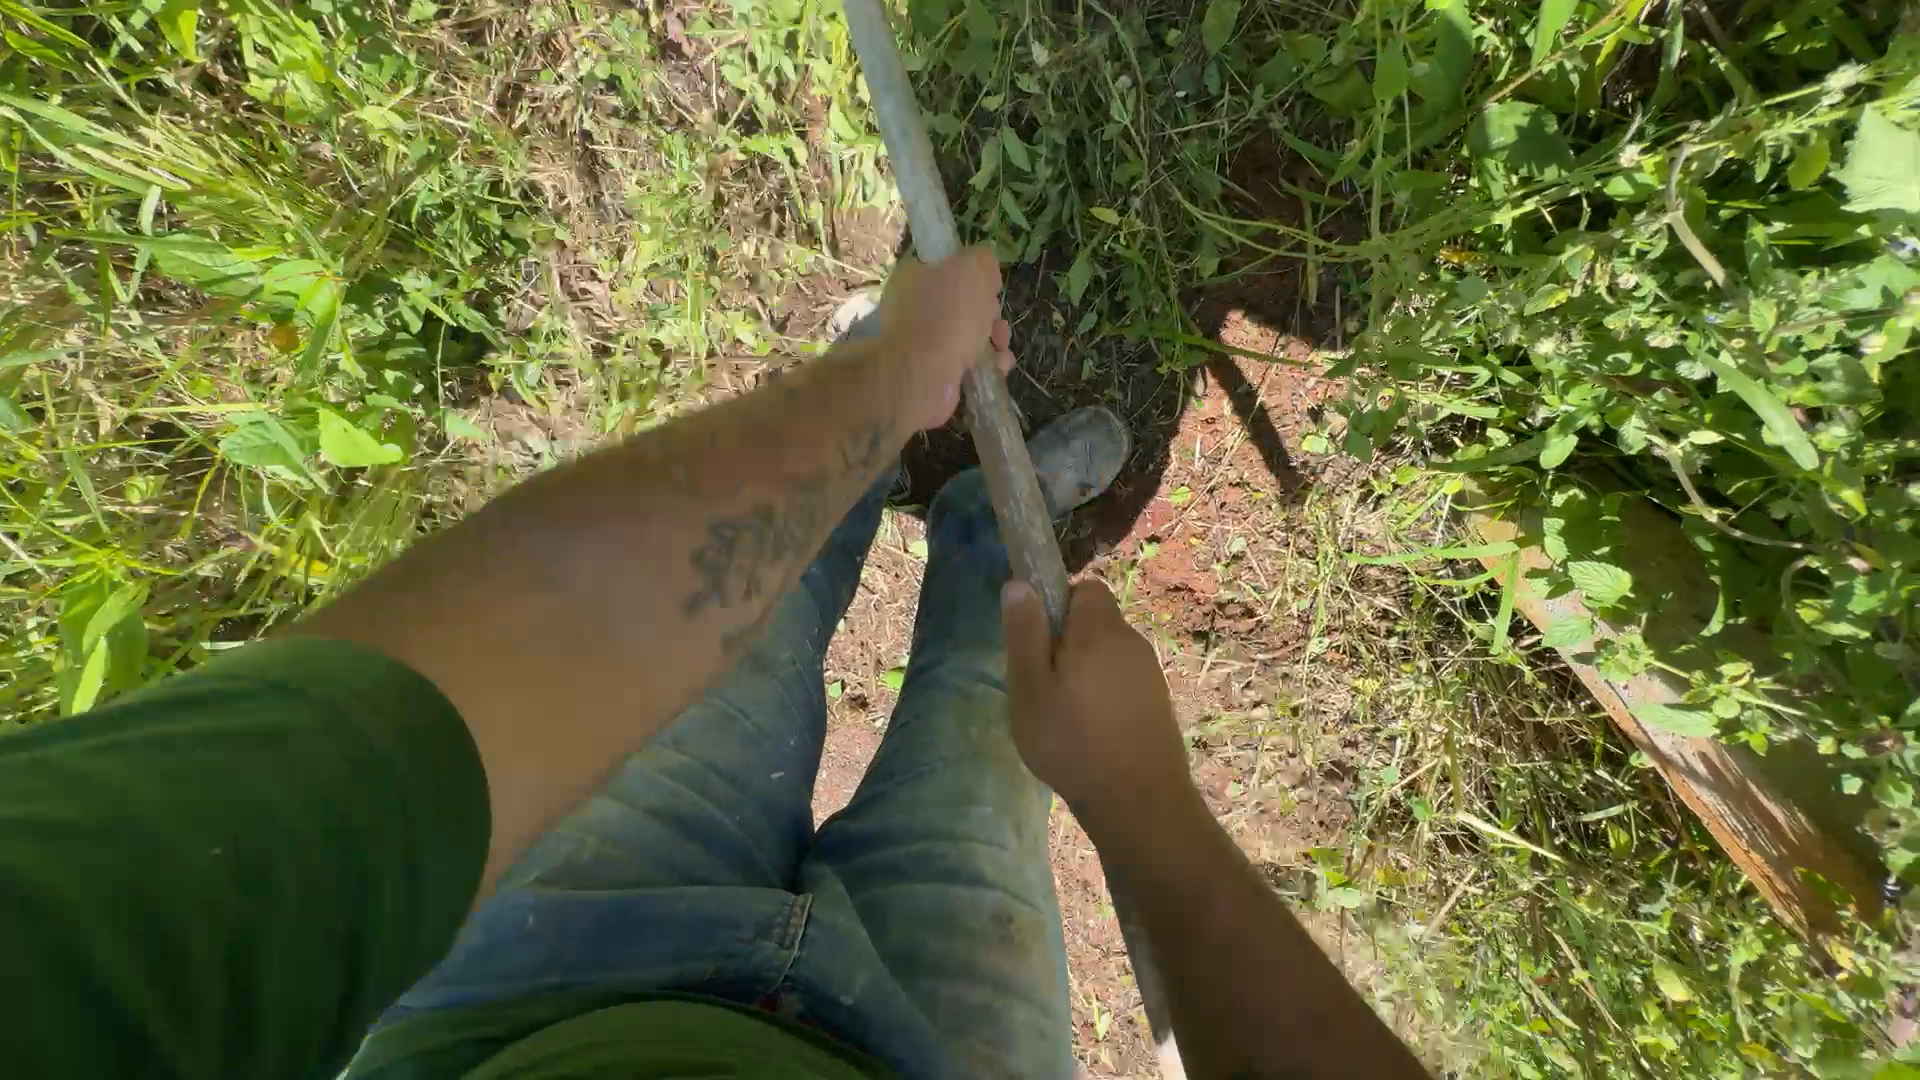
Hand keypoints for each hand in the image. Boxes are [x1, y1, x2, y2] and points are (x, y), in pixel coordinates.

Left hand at [876, 246, 1016, 430]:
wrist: (923, 376)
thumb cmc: (945, 315)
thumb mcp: (971, 269)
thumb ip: (982, 259)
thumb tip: (986, 270)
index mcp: (913, 277)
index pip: (947, 268)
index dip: (974, 275)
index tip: (991, 286)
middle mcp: (914, 309)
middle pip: (964, 304)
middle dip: (989, 312)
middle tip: (995, 320)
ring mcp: (923, 345)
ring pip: (970, 335)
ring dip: (994, 339)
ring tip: (1001, 347)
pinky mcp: (936, 374)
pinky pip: (969, 363)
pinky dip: (988, 364)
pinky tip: (998, 366)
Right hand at [1001, 578, 1196, 831]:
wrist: (1139, 803)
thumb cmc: (1071, 741)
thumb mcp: (1030, 687)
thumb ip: (1024, 633)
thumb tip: (1020, 584)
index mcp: (1100, 630)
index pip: (1086, 588)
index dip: (1059, 605)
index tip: (1038, 640)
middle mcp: (1132, 642)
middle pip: (1097, 622)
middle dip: (1069, 642)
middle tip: (1042, 684)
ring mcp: (1151, 675)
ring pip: (1110, 655)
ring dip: (1086, 672)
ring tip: (1063, 715)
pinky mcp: (1159, 705)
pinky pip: (1124, 682)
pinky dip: (1105, 696)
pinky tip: (1090, 733)